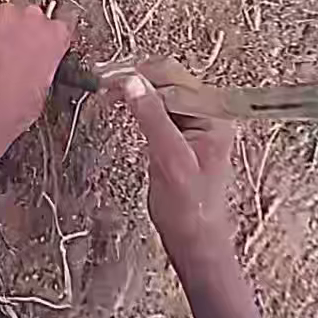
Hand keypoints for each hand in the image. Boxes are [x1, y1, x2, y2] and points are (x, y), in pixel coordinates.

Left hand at [0, 4, 72, 170]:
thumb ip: (45, 67)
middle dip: (26, 33)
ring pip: (8, 16)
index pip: (64, 24)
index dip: (54, 37)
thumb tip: (38, 69)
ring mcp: (4, 14)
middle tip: (17, 55)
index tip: (48, 44)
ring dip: (3, 31)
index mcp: (56, 35)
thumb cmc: (9, 105)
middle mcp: (32, 18)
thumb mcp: (43, 90)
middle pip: (33, 18)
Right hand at [116, 58, 237, 258]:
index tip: (111, 80)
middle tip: (103, 81)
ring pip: (158, 88)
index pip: (174, 78)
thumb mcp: (170, 160)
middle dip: (135, 76)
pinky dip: (135, 99)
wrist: (193, 241)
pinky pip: (155, 103)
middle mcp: (206, 112)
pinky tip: (120, 102)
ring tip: (107, 90)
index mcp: (214, 115)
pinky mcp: (177, 130)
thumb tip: (132, 82)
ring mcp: (192, 120)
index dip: (141, 75)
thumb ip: (153, 118)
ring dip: (133, 86)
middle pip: (167, 77)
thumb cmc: (189, 208)